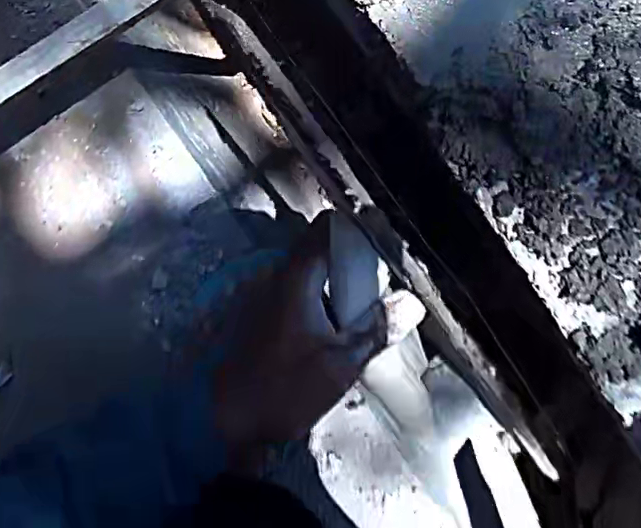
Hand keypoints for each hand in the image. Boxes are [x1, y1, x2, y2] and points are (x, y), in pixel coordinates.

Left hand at [210, 213, 423, 466]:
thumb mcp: (339, 364)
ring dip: (337, 271)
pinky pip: (301, 282)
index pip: (329, 226)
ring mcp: (269, 288)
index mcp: (298, 275)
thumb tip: (411, 304)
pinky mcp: (266, 307)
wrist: (229, 417)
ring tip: (365, 291)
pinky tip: (338, 314)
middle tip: (380, 268)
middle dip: (352, 250)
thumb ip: (376, 328)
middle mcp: (280, 272)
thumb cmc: (283, 388)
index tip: (383, 234)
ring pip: (311, 263)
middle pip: (321, 242)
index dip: (358, 224)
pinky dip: (322, 287)